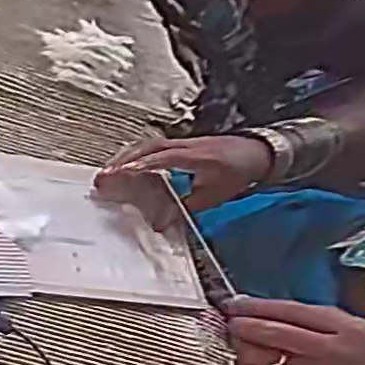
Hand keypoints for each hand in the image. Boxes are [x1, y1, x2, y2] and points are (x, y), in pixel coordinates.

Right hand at [94, 134, 271, 223]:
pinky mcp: (179, 143)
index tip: (122, 172)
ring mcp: (183, 142)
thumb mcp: (213, 196)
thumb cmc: (238, 172)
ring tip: (108, 169)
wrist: (259, 152)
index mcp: (197, 157)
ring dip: (126, 156)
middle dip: (124, 159)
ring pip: (148, 144)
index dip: (142, 164)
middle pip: (149, 147)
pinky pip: (152, 145)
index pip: (164, 157)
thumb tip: (161, 222)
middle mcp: (187, 146)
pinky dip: (135, 153)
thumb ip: (184, 207)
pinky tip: (125, 163)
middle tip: (105, 174)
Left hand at [223, 296, 364, 364]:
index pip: (291, 311)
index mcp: (344, 327)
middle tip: (229, 318)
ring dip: (241, 344)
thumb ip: (306, 315)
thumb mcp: (348, 323)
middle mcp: (328, 350)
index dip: (256, 305)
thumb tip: (257, 307)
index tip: (234, 302)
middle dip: (242, 323)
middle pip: (272, 332)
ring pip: (261, 355)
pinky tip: (245, 358)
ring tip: (238, 338)